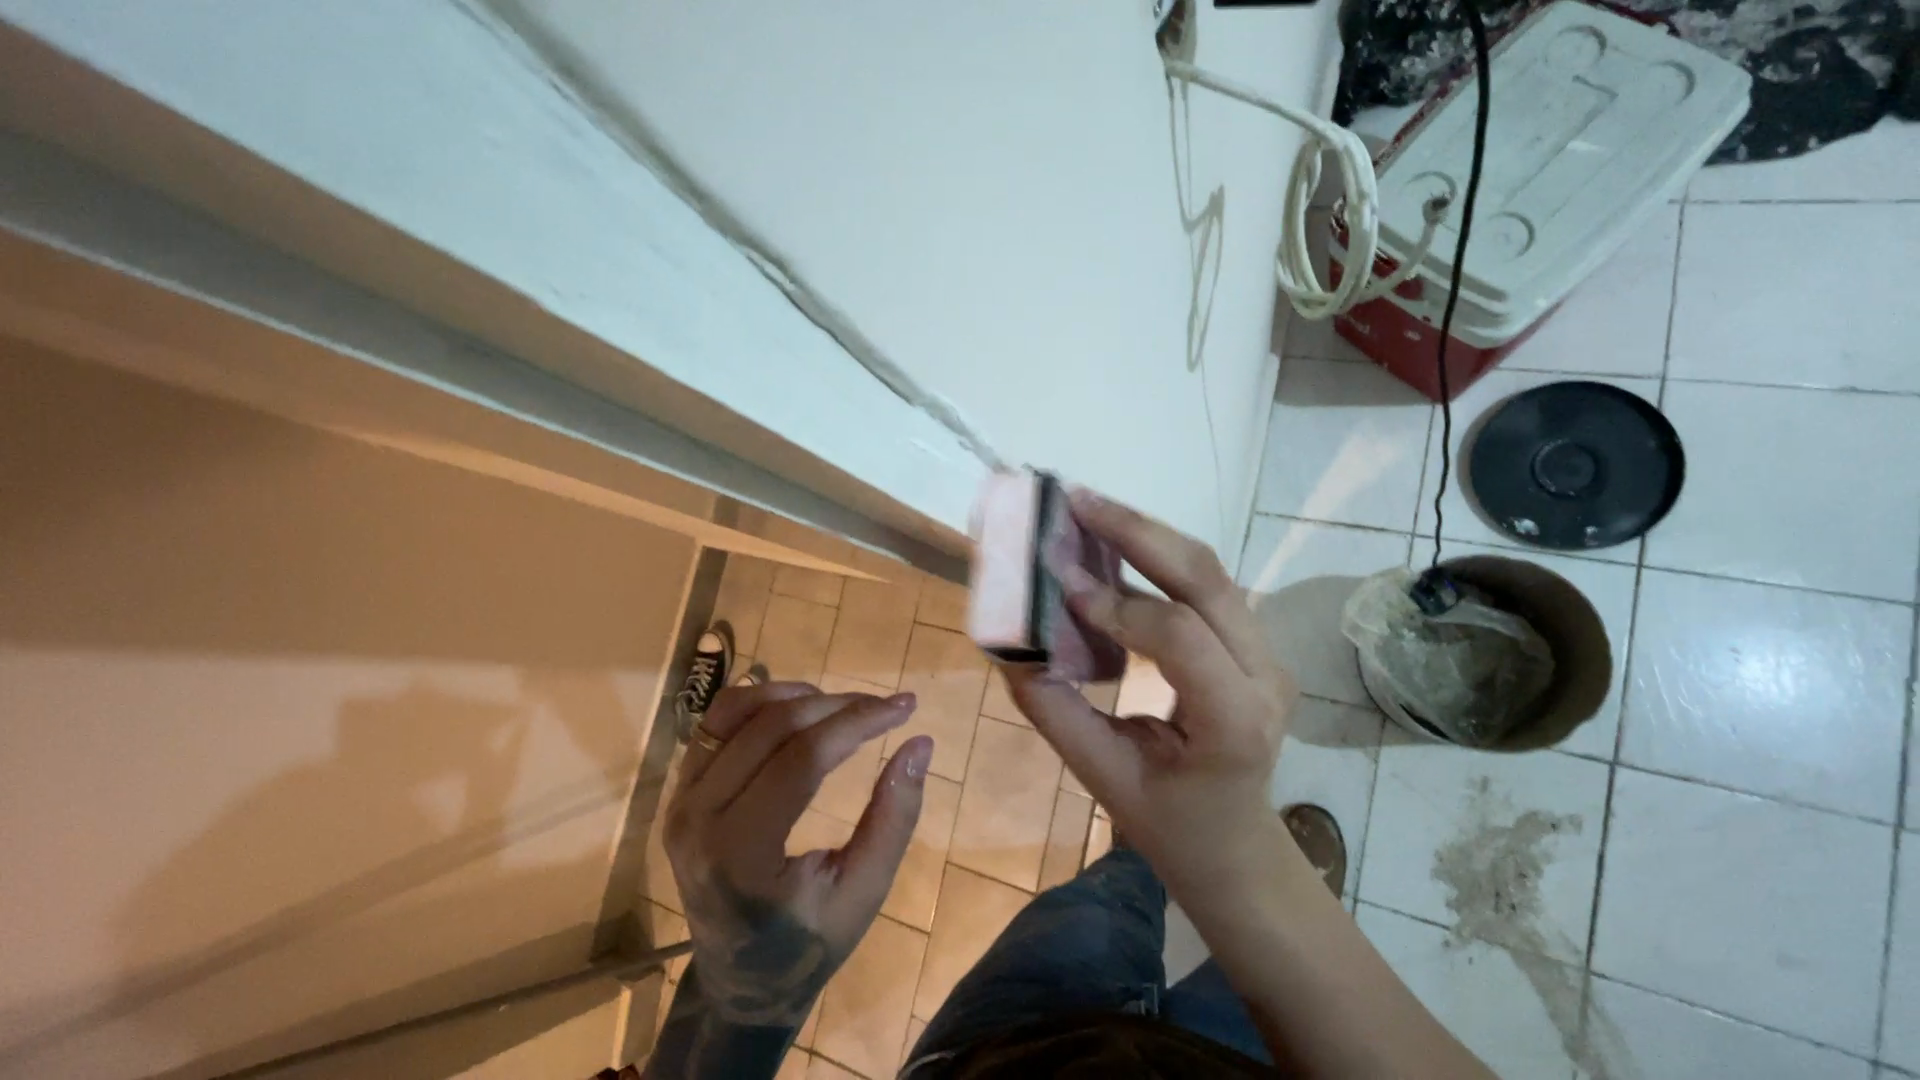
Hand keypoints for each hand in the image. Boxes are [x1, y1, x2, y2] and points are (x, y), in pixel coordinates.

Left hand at [662, 683, 931, 1026]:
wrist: (743, 982)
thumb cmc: (810, 943)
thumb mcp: (864, 891)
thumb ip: (893, 817)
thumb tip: (919, 743)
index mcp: (742, 853)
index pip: (802, 759)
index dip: (857, 723)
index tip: (904, 707)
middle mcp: (698, 818)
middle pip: (770, 727)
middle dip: (835, 705)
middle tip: (883, 706)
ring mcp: (680, 802)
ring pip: (733, 712)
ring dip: (792, 696)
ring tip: (841, 706)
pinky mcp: (679, 794)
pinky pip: (714, 726)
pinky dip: (758, 705)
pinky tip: (797, 712)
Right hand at [1008, 488, 1296, 887]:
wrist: (1236, 846)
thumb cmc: (1170, 825)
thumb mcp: (1104, 777)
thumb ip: (1055, 710)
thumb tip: (1010, 647)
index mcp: (1234, 721)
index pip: (1179, 636)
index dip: (1116, 605)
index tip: (1060, 587)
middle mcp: (1264, 676)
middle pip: (1206, 579)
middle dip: (1136, 532)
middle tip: (1075, 500)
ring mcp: (1267, 655)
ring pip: (1209, 572)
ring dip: (1147, 535)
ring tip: (1088, 509)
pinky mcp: (1254, 644)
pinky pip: (1205, 587)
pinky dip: (1157, 557)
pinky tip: (1115, 542)